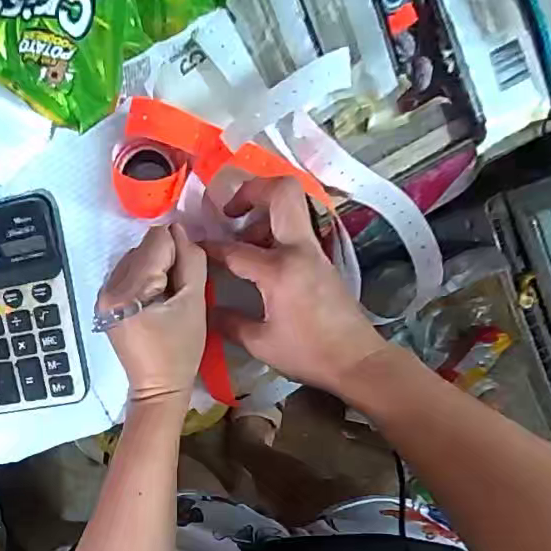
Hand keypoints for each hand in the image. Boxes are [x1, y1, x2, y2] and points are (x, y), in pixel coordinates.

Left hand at [100, 223, 207, 403]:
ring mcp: (102, 296)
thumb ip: (191, 260)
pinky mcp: (104, 303)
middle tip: (176, 295)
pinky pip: (127, 275)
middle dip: (164, 263)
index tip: (186, 281)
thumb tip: (181, 229)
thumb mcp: (194, 303)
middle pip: (143, 248)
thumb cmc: (180, 350)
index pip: (157, 241)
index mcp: (128, 290)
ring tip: (164, 302)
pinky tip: (152, 305)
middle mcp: (108, 288)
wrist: (157, 387)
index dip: (179, 254)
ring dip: (153, 271)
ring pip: (135, 259)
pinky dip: (143, 281)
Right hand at [205, 176, 395, 392]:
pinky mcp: (323, 261)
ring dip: (263, 212)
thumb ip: (231, 323)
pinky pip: (297, 230)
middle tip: (229, 211)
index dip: (210, 248)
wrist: (356, 360)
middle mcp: (299, 250)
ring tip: (243, 239)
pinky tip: (262, 256)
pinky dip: (276, 230)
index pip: (235, 250)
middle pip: (280, 192)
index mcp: (279, 270)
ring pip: (291, 207)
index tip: (195, 248)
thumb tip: (210, 311)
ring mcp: (315, 252)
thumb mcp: (261, 344)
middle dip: (251, 190)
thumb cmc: (308, 354)